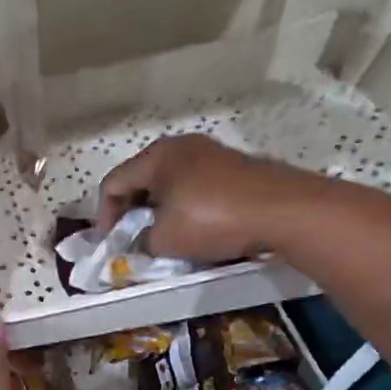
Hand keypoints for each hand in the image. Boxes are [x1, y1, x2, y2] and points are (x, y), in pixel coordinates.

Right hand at [96, 135, 327, 262]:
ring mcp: (209, 152)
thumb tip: (139, 242)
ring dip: (156, 207)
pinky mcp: (232, 165)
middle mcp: (180, 146)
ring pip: (167, 180)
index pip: (113, 183)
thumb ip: (140, 241)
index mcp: (156, 157)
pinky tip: (190, 225)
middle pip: (139, 178)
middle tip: (131, 237)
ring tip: (160, 233)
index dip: (105, 216)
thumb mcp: (163, 240)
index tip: (110, 243)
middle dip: (130, 210)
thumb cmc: (212, 220)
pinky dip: (182, 203)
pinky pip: (192, 183)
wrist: (285, 210)